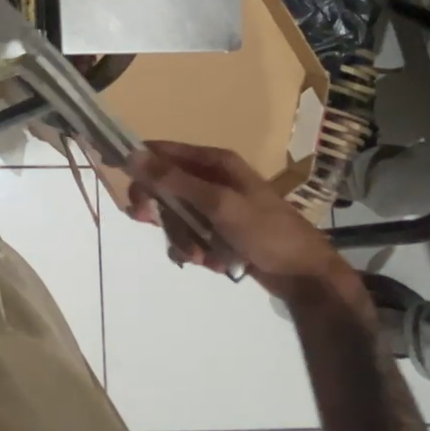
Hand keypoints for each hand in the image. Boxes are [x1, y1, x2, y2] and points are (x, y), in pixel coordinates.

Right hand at [124, 140, 357, 306]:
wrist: (309, 278)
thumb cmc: (267, 232)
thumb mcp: (218, 204)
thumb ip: (174, 180)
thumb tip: (132, 154)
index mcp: (214, 162)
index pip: (162, 152)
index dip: (139, 163)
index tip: (120, 180)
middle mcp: (213, 179)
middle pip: (165, 186)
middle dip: (160, 210)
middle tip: (148, 222)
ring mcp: (217, 207)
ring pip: (176, 215)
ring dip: (180, 237)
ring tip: (197, 256)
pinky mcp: (221, 232)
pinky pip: (191, 235)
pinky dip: (195, 250)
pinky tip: (211, 262)